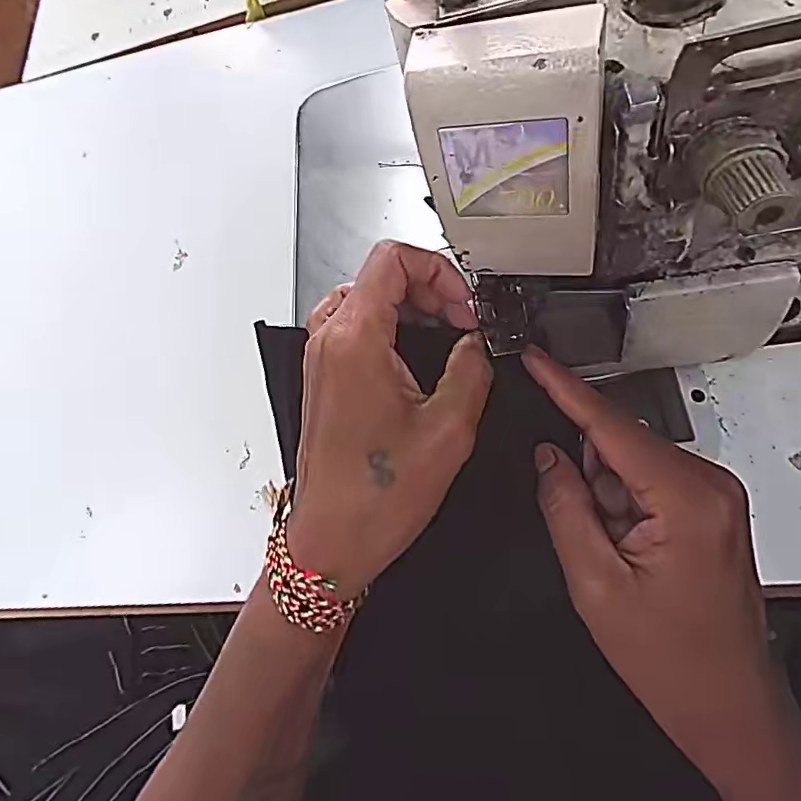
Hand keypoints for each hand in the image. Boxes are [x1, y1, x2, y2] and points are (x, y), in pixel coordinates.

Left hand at [287, 241, 492, 595]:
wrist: (331, 542)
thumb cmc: (373, 499)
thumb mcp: (449, 429)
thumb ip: (471, 368)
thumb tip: (477, 343)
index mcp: (356, 340)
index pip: (393, 258)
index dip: (440, 270)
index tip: (464, 303)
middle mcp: (330, 341)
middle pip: (381, 273)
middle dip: (431, 288)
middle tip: (463, 321)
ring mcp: (322, 358)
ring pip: (369, 296)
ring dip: (412, 306)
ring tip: (446, 335)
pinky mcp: (325, 376)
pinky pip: (357, 325)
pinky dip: (392, 325)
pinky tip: (420, 355)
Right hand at [522, 346, 796, 786]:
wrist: (729, 703)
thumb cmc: (676, 661)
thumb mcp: (596, 585)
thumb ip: (565, 507)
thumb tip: (549, 457)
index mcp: (687, 498)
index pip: (612, 424)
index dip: (565, 387)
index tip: (538, 361)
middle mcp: (710, 483)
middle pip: (622, 444)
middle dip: (591, 480)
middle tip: (593, 537)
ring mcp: (714, 491)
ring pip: (632, 462)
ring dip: (609, 498)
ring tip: (621, 556)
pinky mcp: (710, 501)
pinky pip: (649, 478)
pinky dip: (626, 505)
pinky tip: (634, 550)